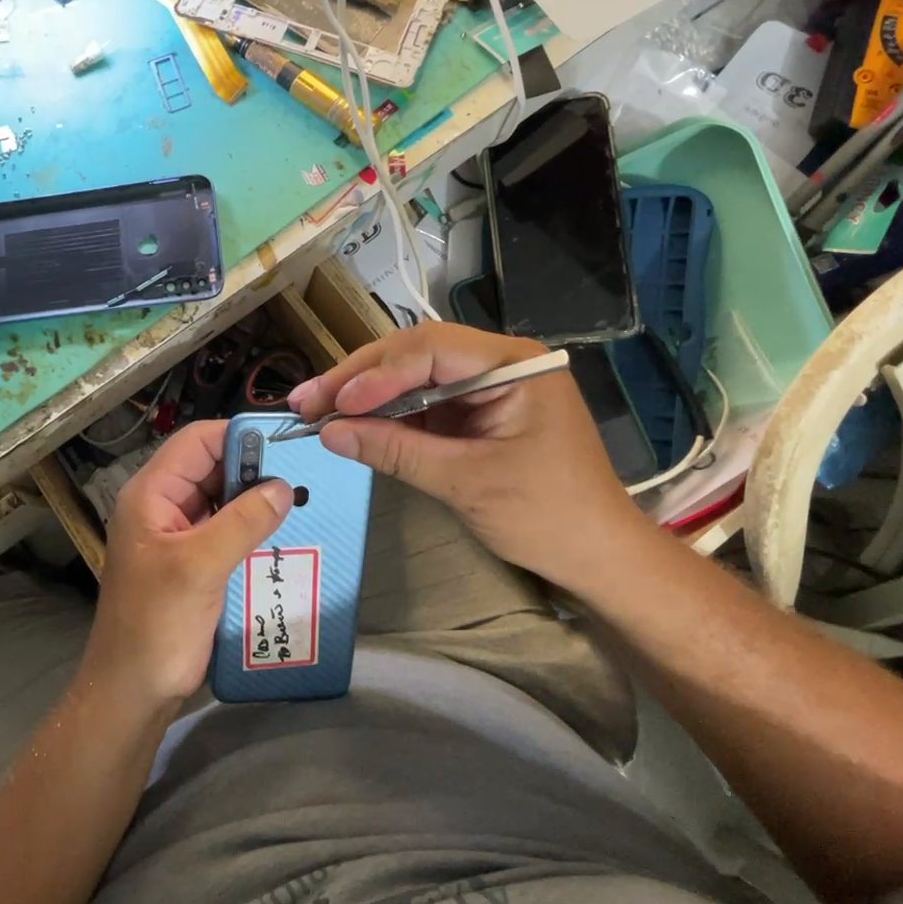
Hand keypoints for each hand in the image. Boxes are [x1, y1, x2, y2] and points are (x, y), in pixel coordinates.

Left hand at [81, 421, 292, 705]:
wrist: (133, 690)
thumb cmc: (155, 625)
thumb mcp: (199, 568)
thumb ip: (241, 522)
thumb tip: (283, 486)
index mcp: (151, 495)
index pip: (196, 442)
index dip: (238, 436)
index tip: (287, 442)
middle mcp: (162, 507)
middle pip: (211, 468)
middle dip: (254, 468)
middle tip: (306, 473)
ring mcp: (177, 536)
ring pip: (222, 500)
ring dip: (257, 500)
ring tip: (306, 499)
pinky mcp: (193, 563)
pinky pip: (226, 531)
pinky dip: (253, 529)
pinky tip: (287, 534)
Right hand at [287, 323, 649, 588]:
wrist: (596, 555)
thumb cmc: (547, 515)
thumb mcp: (467, 482)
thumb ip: (396, 451)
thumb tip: (328, 433)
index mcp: (513, 365)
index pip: (431, 349)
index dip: (378, 373)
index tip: (337, 404)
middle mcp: (496, 363)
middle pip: (413, 353)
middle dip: (358, 378)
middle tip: (306, 401)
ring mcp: (481, 387)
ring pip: (408, 375)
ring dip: (362, 394)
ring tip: (312, 408)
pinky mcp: (470, 412)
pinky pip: (417, 403)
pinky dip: (381, 414)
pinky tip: (345, 421)